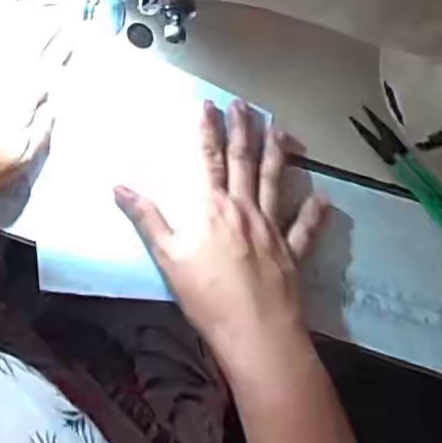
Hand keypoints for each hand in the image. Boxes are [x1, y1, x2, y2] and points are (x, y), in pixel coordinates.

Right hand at [114, 99, 329, 368]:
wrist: (258, 337)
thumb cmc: (206, 295)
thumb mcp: (167, 255)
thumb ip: (145, 217)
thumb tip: (118, 186)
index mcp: (212, 207)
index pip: (208, 158)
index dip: (208, 129)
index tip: (209, 105)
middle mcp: (244, 210)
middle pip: (243, 162)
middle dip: (242, 130)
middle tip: (244, 105)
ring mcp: (272, 231)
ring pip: (276, 184)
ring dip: (277, 155)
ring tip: (281, 131)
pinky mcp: (292, 255)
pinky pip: (305, 229)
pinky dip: (314, 212)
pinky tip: (323, 197)